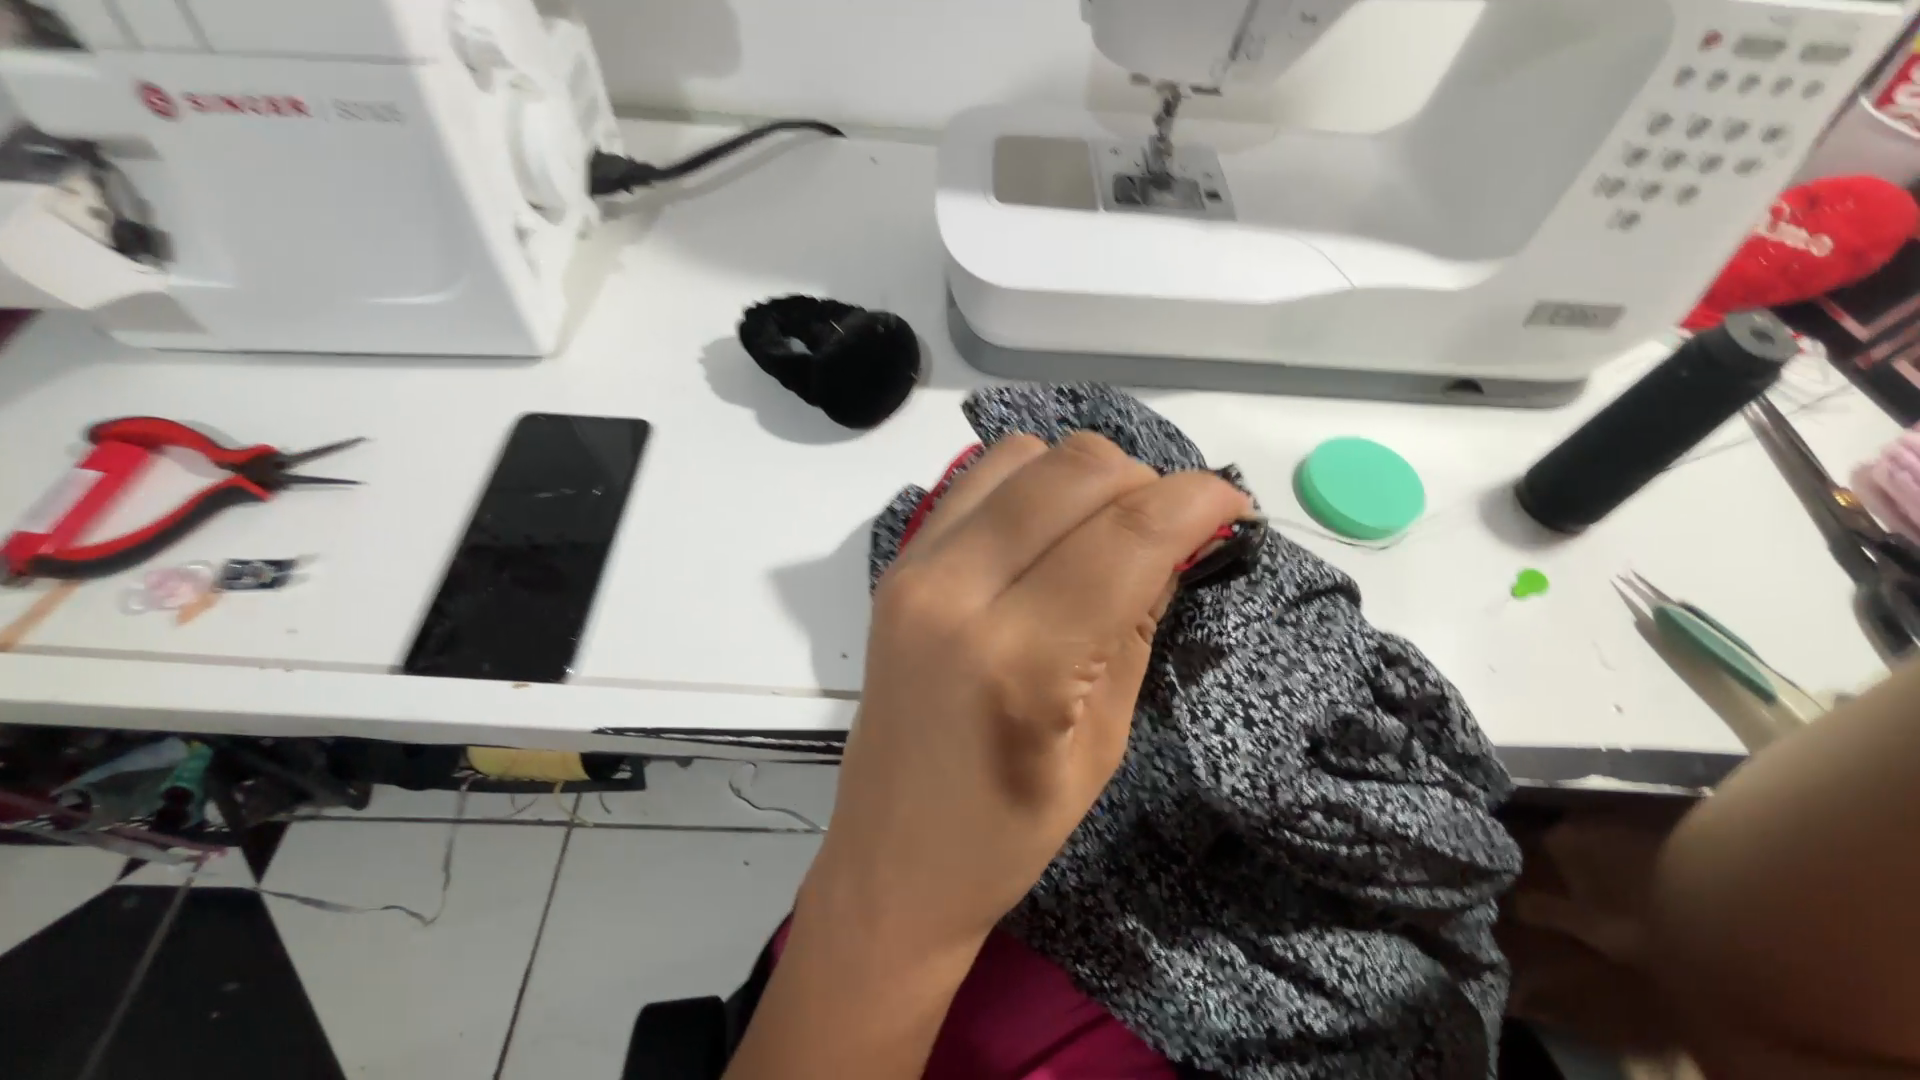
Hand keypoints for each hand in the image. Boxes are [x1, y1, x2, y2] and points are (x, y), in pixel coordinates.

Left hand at [800, 433, 1250, 958]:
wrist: (890, 860)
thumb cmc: (1007, 833)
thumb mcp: (1102, 742)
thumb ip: (1137, 624)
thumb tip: (1177, 541)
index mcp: (1021, 658)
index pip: (1129, 533)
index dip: (1198, 500)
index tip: (1235, 505)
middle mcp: (957, 591)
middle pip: (1075, 470)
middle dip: (1146, 482)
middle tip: (1169, 530)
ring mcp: (915, 569)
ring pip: (1024, 456)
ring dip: (1085, 477)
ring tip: (1107, 529)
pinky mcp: (896, 566)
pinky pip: (975, 481)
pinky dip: (1030, 484)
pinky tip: (1048, 531)